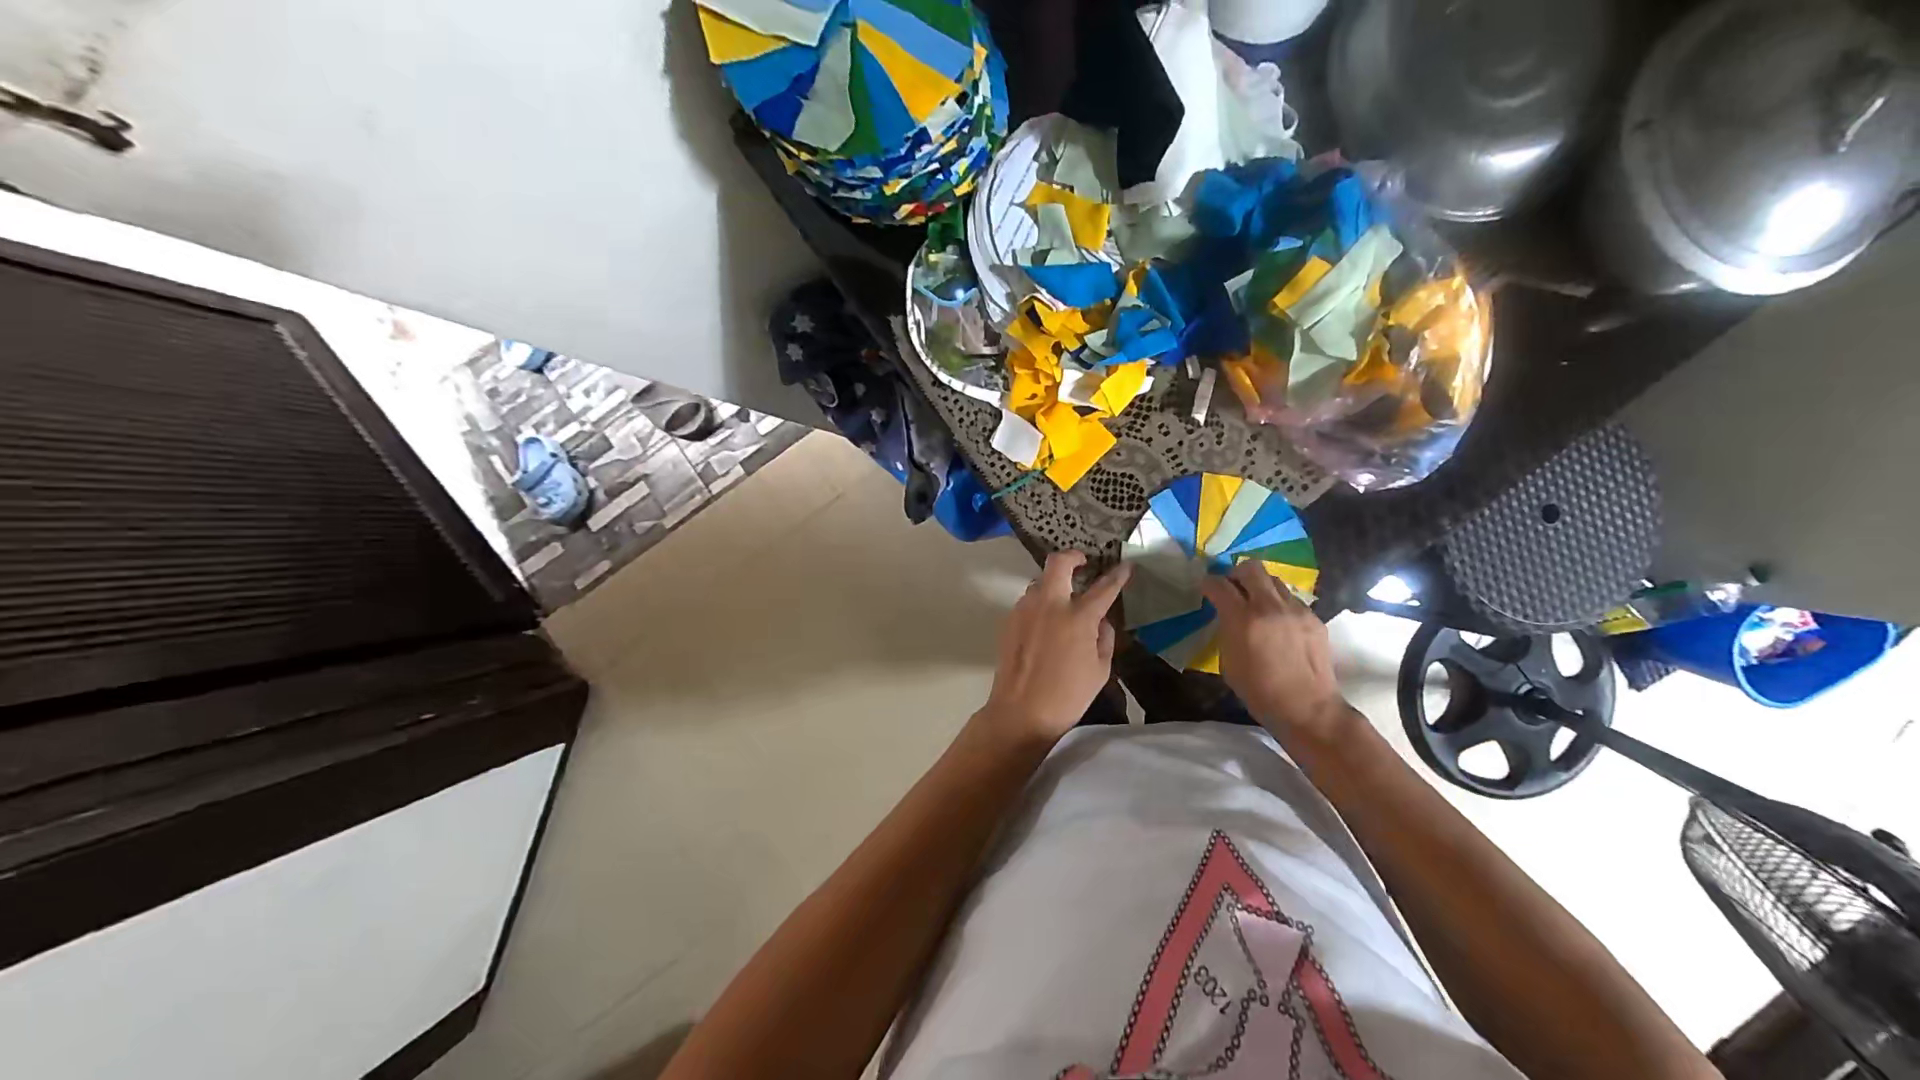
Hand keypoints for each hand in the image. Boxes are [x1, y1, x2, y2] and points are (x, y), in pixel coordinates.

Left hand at [978, 551, 1131, 748]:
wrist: (1021, 712)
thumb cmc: (1068, 696)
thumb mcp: (1100, 669)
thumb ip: (1103, 638)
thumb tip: (1100, 621)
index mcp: (1078, 617)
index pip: (1103, 587)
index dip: (1118, 575)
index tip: (1126, 567)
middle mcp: (1049, 604)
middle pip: (1059, 563)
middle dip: (1073, 557)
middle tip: (1083, 563)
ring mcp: (1025, 610)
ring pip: (1039, 581)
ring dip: (1054, 583)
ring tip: (1065, 600)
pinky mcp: (1009, 620)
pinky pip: (1028, 601)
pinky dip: (1040, 603)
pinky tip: (1047, 622)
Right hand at [1201, 561, 1356, 747]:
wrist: (1306, 708)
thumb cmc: (1258, 691)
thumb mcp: (1228, 661)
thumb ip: (1227, 630)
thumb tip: (1228, 616)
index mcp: (1243, 619)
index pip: (1220, 585)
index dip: (1208, 583)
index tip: (1206, 588)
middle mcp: (1270, 607)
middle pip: (1251, 568)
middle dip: (1236, 574)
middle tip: (1232, 587)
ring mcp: (1296, 610)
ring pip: (1274, 580)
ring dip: (1260, 586)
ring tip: (1256, 603)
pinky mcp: (1314, 618)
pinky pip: (1292, 599)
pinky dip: (1279, 603)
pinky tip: (1278, 622)